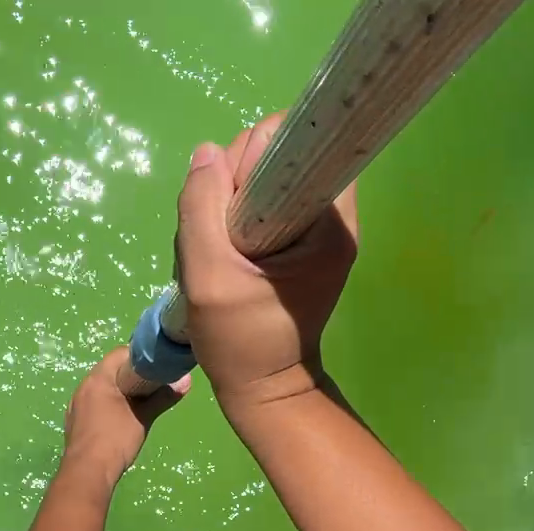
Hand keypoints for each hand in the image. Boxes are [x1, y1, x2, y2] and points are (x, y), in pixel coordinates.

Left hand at [61, 347, 189, 487]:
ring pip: (101, 389)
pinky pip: (93, 404)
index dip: (140, 356)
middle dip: (130, 375)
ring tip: (137, 404)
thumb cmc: (115, 440)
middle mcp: (82, 387)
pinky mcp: (74, 422)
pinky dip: (108, 405)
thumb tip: (186, 381)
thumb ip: (163, 398)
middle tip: (151, 386)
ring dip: (118, 392)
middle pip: (109, 371)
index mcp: (98, 379)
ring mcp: (75, 405)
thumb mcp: (143, 418)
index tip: (156, 366)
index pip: (119, 354)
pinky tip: (119, 420)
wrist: (87, 472)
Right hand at [175, 112, 358, 411]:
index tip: (231, 200)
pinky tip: (225, 254)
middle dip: (233, 183)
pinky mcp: (303, 241)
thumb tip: (206, 154)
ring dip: (229, 204)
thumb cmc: (240, 342)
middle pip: (276, 153)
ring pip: (264, 178)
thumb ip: (200, 209)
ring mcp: (318, 228)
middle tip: (218, 236)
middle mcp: (332, 215)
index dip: (252, 154)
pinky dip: (236, 219)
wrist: (264, 388)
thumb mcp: (208, 279)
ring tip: (220, 251)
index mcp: (326, 222)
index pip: (297, 139)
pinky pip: (263, 203)